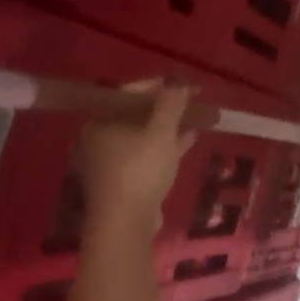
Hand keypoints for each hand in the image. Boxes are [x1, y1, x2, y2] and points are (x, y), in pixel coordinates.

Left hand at [76, 81, 195, 236]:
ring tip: (198, 119)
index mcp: (101, 121)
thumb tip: (179, 80)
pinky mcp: (125, 176)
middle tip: (195, 102)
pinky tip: (189, 139)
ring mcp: (112, 158)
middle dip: (169, 107)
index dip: (161, 86)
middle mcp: (101, 136)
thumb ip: (171, 104)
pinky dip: (168, 144)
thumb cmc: (140, 169)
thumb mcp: (161, 132)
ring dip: (171, 126)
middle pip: (138, 113)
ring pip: (145, 133)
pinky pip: (148, 151)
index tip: (188, 86)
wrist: (125, 220)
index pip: (130, 93)